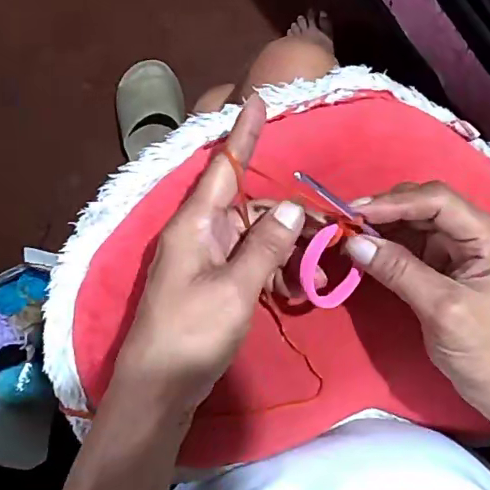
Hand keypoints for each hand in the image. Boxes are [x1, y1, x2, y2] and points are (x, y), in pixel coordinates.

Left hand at [110, 94, 306, 414]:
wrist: (160, 388)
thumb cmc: (191, 334)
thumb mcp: (235, 288)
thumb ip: (265, 246)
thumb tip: (293, 208)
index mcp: (195, 224)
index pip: (223, 166)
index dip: (243, 134)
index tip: (259, 101)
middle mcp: (199, 233)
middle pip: (251, 207)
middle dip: (290, 218)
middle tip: (329, 233)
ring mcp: (206, 259)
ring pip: (256, 237)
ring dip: (288, 252)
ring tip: (316, 279)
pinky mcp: (213, 283)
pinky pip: (251, 263)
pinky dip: (275, 273)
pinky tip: (299, 291)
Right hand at [344, 182, 489, 412]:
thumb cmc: (477, 346)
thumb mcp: (439, 308)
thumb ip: (399, 270)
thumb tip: (353, 242)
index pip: (440, 202)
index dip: (397, 202)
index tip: (357, 211)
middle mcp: (478, 230)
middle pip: (426, 202)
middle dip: (386, 208)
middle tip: (345, 219)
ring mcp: (459, 243)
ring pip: (414, 217)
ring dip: (381, 221)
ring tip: (348, 228)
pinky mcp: (442, 257)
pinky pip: (409, 237)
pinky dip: (385, 238)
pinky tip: (362, 242)